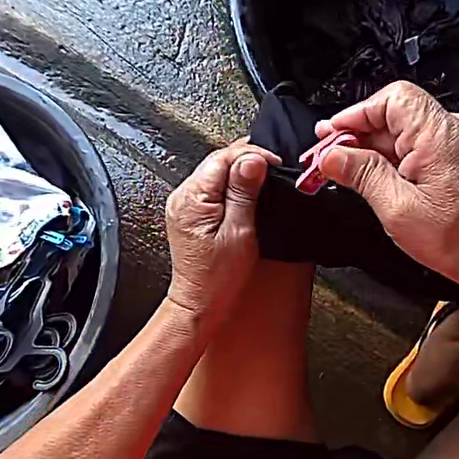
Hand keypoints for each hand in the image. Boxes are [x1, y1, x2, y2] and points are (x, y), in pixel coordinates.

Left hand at [164, 139, 276, 325]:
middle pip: (218, 161)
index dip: (253, 155)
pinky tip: (246, 192)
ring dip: (240, 172)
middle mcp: (183, 196)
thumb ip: (244, 193)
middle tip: (275, 169)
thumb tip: (253, 160)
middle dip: (247, 160)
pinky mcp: (189, 212)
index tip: (276, 163)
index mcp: (192, 198)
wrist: (200, 303)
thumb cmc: (217, 277)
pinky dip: (231, 184)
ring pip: (216, 172)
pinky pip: (212, 186)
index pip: (224, 157)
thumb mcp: (239, 232)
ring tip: (264, 179)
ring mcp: (183, 203)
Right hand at [315, 82, 458, 307]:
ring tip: (352, 173)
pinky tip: (382, 178)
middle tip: (330, 158)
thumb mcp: (398, 210)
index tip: (330, 135)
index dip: (354, 114)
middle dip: (359, 135)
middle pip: (396, 114)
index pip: (390, 99)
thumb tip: (331, 157)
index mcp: (441, 135)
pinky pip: (426, 143)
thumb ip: (362, 175)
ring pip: (409, 130)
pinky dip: (400, 156)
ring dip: (377, 148)